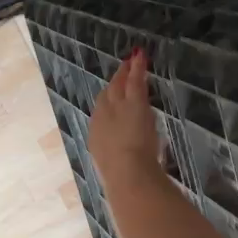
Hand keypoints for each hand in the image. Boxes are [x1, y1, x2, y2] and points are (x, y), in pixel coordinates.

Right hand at [90, 48, 164, 195]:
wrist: (127, 173)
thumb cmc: (122, 181)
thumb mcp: (115, 173)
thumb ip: (118, 166)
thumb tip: (120, 175)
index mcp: (96, 138)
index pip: (101, 116)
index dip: (107, 104)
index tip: (112, 97)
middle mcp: (101, 120)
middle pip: (106, 96)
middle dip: (113, 83)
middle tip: (120, 71)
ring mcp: (117, 109)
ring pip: (120, 85)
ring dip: (125, 72)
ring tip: (130, 60)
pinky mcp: (134, 103)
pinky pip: (135, 81)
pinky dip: (137, 68)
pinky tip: (140, 57)